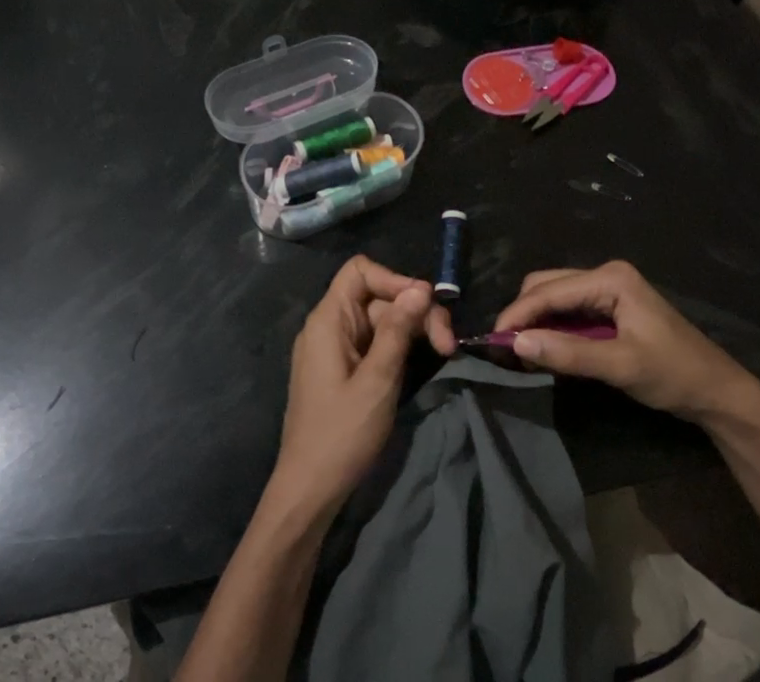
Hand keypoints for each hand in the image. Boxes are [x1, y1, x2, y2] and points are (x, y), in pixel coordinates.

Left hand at [267, 256, 450, 517]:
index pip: (360, 272)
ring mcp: (335, 348)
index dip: (396, 281)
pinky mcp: (344, 368)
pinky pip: (375, 342)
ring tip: (445, 354)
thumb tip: (421, 288)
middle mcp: (329, 326)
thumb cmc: (341, 434)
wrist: (310, 487)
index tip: (428, 306)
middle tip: (449, 345)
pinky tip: (424, 361)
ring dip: (413, 331)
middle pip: (377, 297)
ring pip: (381, 320)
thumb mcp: (377, 380)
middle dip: (415, 312)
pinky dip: (400, 346)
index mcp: (328, 321)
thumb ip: (398, 331)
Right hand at [493, 261, 759, 421]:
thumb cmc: (673, 374)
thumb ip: (567, 352)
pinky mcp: (610, 308)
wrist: (717, 392)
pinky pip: (568, 312)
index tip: (491, 342)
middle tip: (503, 349)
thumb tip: (515, 343)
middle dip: (522, 314)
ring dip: (534, 322)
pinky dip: (550, 328)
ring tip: (518, 352)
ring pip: (553, 298)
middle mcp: (606, 275)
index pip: (548, 291)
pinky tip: (542, 349)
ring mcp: (608, 290)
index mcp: (610, 278)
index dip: (516, 315)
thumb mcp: (619, 365)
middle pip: (545, 286)